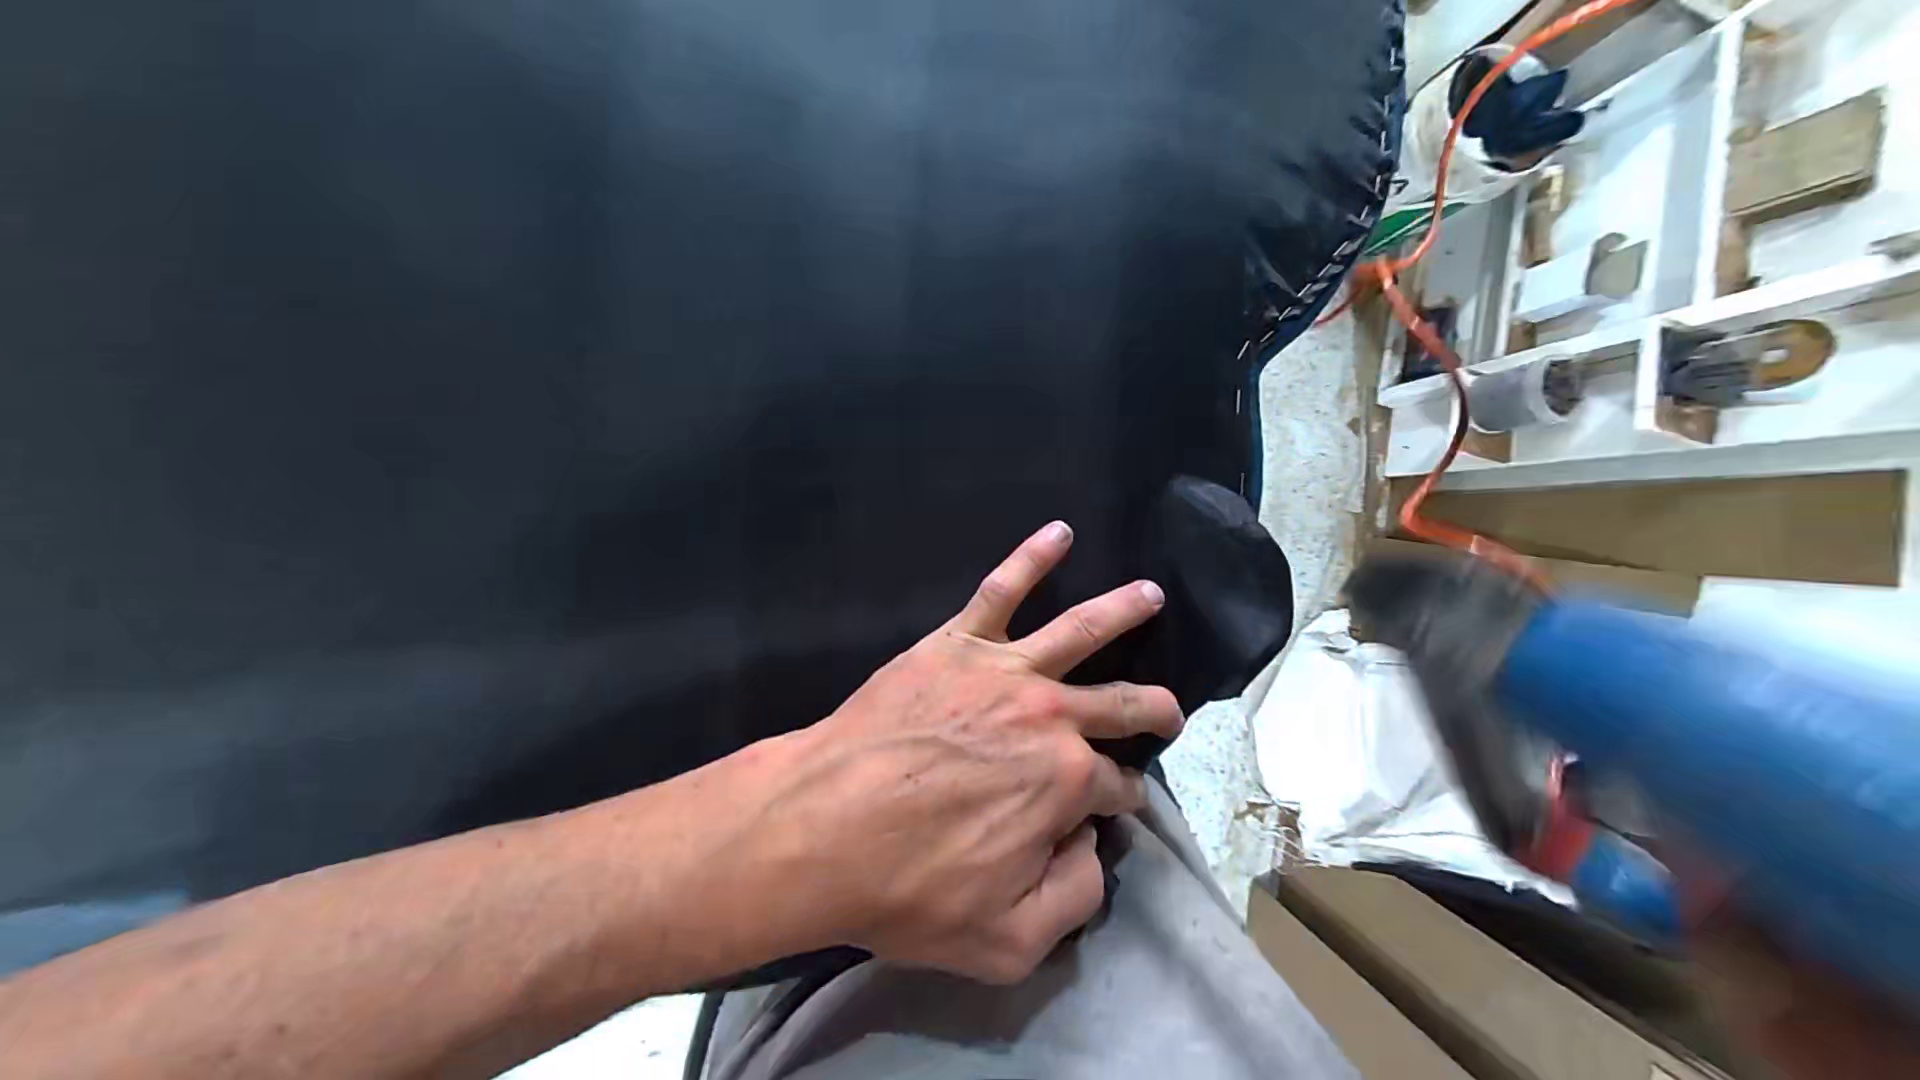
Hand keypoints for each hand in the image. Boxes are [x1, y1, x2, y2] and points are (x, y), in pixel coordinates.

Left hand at [761, 521, 1182, 982]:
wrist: (821, 826)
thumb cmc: (907, 888)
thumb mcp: (1008, 940)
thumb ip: (1075, 899)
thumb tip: (1094, 848)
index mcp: (1068, 784)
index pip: (1116, 788)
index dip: (1118, 803)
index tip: (1108, 812)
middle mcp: (1050, 716)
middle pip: (1120, 705)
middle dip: (1153, 709)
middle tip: (1169, 711)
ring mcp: (1004, 671)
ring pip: (1080, 631)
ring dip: (1122, 610)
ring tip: (1150, 594)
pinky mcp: (956, 642)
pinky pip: (1000, 589)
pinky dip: (1032, 557)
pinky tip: (1058, 533)